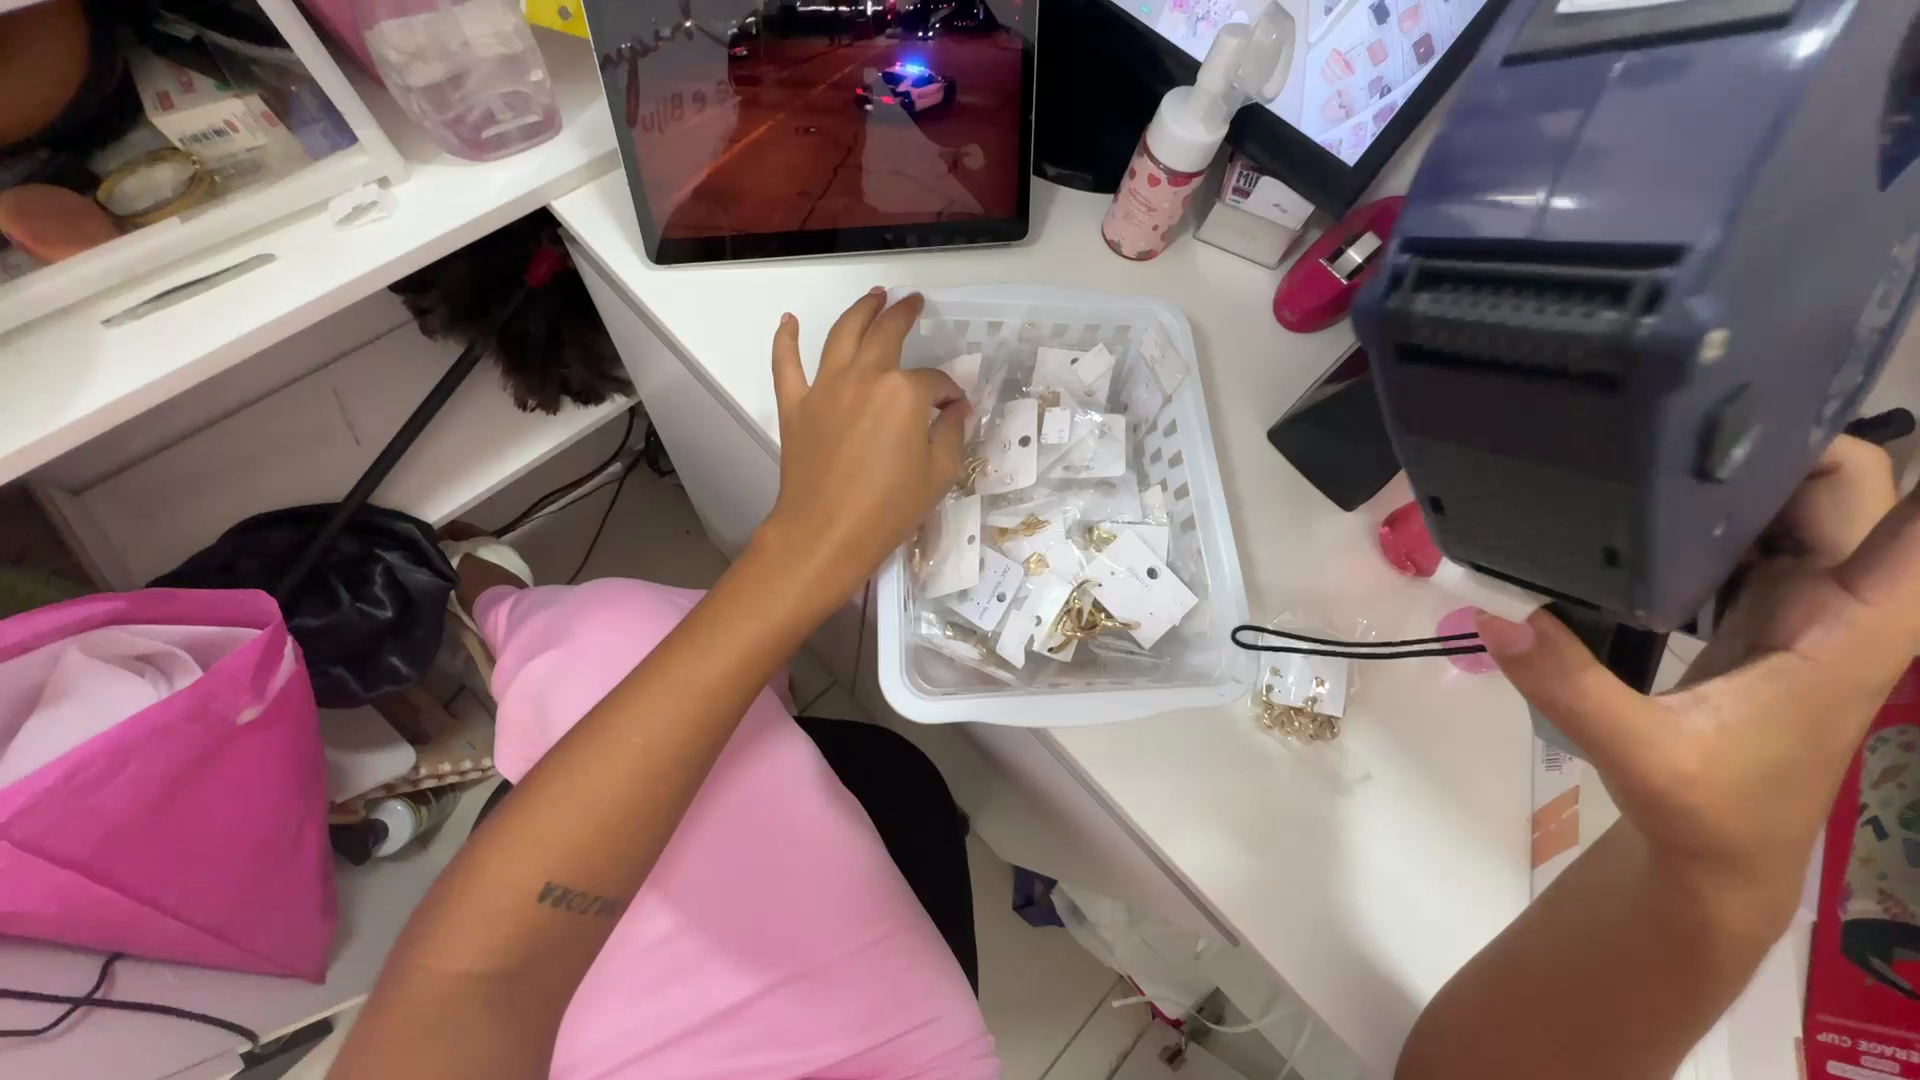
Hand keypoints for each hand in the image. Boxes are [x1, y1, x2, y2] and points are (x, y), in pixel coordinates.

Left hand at [756, 288, 969, 601]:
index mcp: (904, 392)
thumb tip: (956, 409)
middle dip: (904, 314)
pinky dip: (785, 339)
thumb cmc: (889, 508)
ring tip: (874, 295)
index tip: (954, 408)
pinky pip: (786, 363)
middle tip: (913, 302)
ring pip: (842, 334)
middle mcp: (864, 376)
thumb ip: (952, 432)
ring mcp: (825, 387)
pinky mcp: (796, 405)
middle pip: (886, 334)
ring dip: (860, 309)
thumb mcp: (939, 473)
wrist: (826, 532)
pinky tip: (788, 320)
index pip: (934, 382)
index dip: (949, 393)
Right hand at [1476, 437, 1919, 927]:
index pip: (1907, 525)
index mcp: (1842, 631)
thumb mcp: (1637, 754)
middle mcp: (1832, 606)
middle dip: (1781, 445)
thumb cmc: (1706, 812)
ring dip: (1743, 473)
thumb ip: (1568, 685)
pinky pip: (1748, 541)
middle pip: (1847, 494)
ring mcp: (1792, 607)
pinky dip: (1710, 511)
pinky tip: (1644, 502)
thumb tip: (1494, 611)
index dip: (1868, 464)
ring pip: (1798, 510)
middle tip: (1668, 412)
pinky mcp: (1751, 616)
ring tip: (1649, 439)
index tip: (1776, 408)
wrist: (1719, 855)